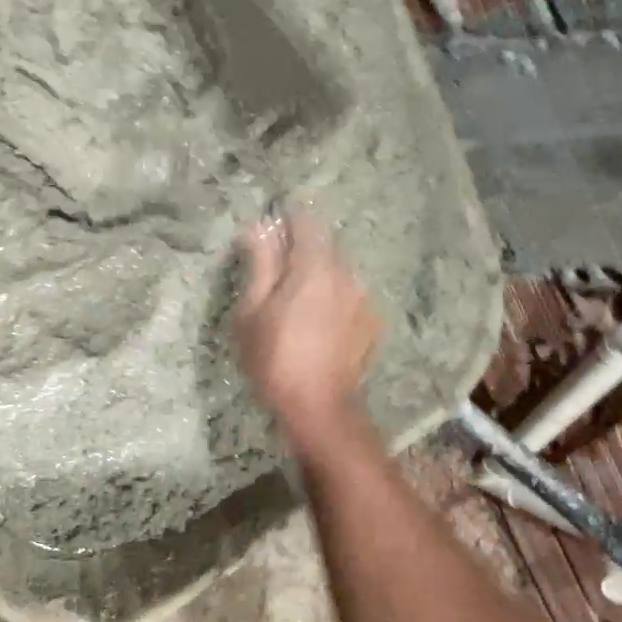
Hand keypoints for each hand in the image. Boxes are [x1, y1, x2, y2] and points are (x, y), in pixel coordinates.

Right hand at [229, 209, 378, 447]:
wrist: (318, 406)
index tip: (273, 215)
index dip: (290, 215)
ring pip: (337, 272)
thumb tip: (256, 226)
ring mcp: (363, 299)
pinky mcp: (370, 322)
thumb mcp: (251, 311)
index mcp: (314, 268)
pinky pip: (347, 295)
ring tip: (292, 294)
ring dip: (316, 273)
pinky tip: (313, 319)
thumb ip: (259, 265)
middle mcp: (346, 275)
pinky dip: (330, 296)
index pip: (307, 224)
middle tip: (274, 261)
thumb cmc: (273, 357)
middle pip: (324, 246)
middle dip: (301, 246)